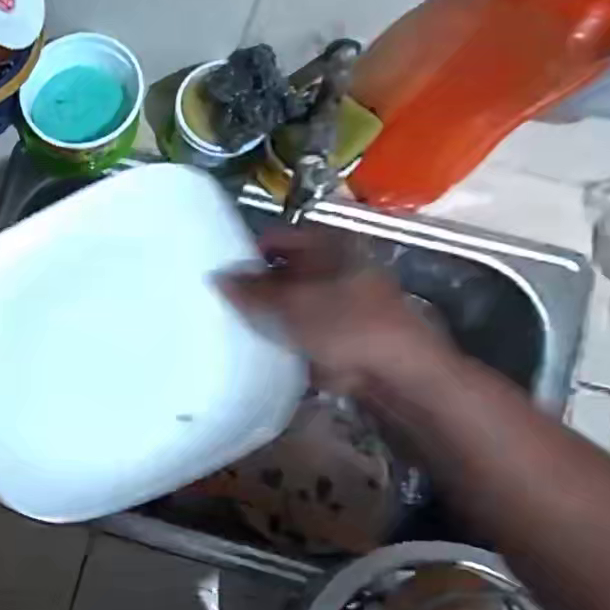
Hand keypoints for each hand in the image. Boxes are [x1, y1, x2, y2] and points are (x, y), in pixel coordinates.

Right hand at [217, 228, 450, 391]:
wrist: (392, 370)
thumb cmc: (344, 323)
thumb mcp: (290, 303)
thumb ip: (250, 290)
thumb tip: (217, 277)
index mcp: (326, 246)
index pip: (275, 239)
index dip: (246, 253)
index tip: (219, 273)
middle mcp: (330, 267)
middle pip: (279, 271)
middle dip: (252, 286)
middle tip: (218, 302)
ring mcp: (332, 301)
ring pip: (285, 302)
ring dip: (263, 314)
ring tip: (228, 323)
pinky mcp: (331, 332)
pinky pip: (293, 329)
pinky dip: (276, 335)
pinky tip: (251, 344)